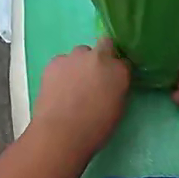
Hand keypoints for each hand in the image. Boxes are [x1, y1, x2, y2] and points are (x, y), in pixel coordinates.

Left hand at [34, 39, 130, 153]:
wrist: (61, 132)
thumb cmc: (95, 128)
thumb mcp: (117, 108)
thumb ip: (117, 89)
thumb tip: (110, 84)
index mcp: (119, 71)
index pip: (124, 61)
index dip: (117, 70)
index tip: (113, 80)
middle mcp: (99, 57)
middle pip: (105, 45)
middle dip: (102, 56)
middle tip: (94, 76)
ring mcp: (75, 57)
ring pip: (80, 53)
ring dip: (80, 63)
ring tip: (72, 83)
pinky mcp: (54, 62)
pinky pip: (62, 61)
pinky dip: (62, 70)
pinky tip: (58, 87)